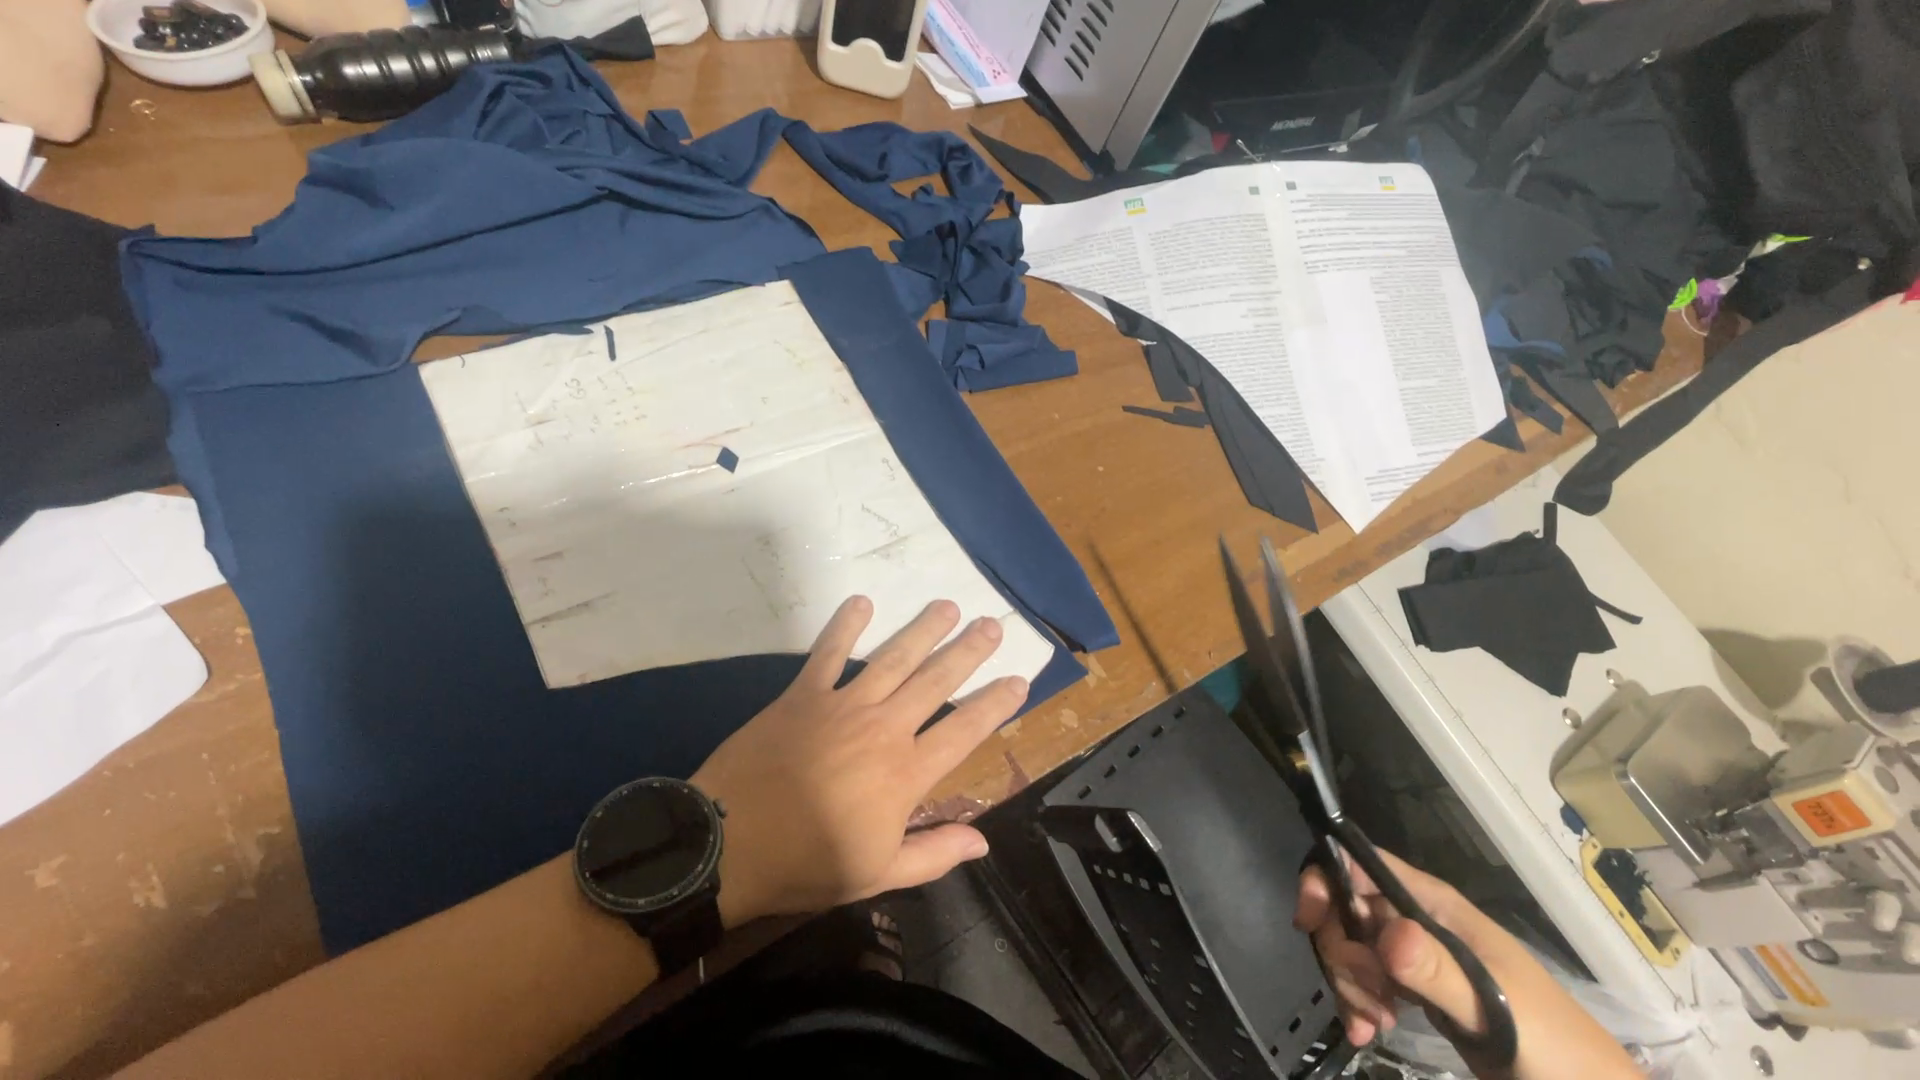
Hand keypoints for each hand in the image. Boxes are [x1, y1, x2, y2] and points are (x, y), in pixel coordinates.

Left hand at [693, 596, 1028, 927]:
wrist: (729, 846)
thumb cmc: (807, 865)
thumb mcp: (878, 874)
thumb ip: (934, 854)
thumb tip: (984, 841)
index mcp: (906, 774)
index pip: (964, 730)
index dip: (995, 705)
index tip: (1019, 680)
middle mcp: (884, 729)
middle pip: (936, 682)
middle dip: (968, 652)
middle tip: (992, 624)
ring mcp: (842, 706)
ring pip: (893, 659)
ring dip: (923, 630)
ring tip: (947, 606)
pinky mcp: (802, 696)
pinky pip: (828, 653)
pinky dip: (845, 626)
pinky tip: (862, 602)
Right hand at [1295, 847, 1641, 1079]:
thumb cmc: (1549, 1043)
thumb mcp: (1493, 1008)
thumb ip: (1437, 970)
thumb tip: (1384, 932)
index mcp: (1436, 906)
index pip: (1363, 865)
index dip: (1326, 878)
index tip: (1308, 921)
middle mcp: (1418, 920)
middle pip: (1345, 909)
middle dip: (1340, 951)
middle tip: (1367, 997)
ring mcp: (1415, 955)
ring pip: (1350, 947)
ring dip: (1349, 983)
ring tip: (1375, 1024)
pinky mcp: (1414, 988)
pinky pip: (1365, 979)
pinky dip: (1356, 1003)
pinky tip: (1367, 1032)